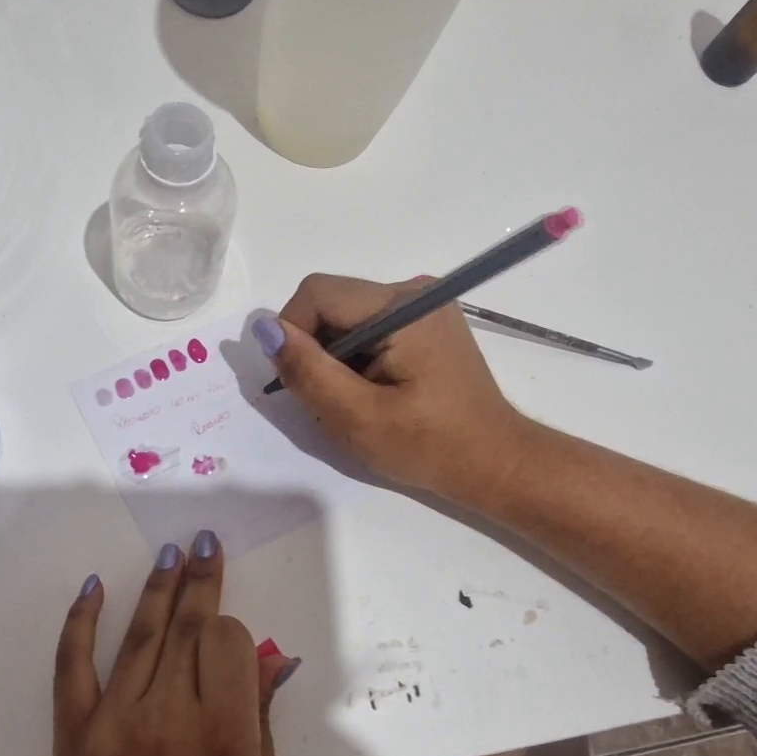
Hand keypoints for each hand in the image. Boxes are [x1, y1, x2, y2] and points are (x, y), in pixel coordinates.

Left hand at [43, 531, 291, 755]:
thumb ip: (259, 721)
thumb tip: (268, 659)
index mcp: (225, 736)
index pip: (227, 643)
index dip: (231, 629)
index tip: (230, 633)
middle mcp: (170, 716)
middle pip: (187, 627)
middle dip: (200, 579)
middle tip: (205, 539)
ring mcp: (116, 718)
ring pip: (141, 634)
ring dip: (158, 588)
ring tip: (171, 552)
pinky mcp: (74, 728)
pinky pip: (74, 663)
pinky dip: (81, 621)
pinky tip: (94, 586)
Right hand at [255, 274, 535, 500]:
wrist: (493, 463)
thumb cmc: (427, 446)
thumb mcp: (356, 416)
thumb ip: (308, 370)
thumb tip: (264, 328)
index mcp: (402, 307)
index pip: (318, 294)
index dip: (292, 333)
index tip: (298, 382)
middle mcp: (414, 292)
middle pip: (333, 303)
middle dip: (316, 350)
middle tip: (330, 401)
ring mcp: (425, 306)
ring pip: (347, 319)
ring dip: (336, 359)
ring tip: (355, 402)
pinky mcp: (428, 325)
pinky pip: (370, 329)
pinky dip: (357, 359)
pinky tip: (374, 393)